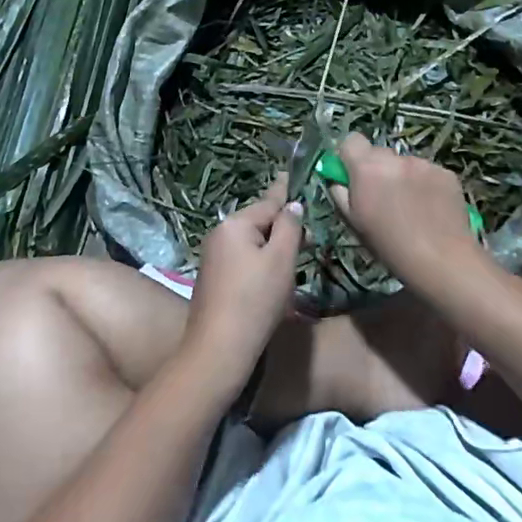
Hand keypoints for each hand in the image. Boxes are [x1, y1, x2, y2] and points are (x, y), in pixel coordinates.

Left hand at [183, 176, 304, 391]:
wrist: (220, 345)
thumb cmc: (256, 299)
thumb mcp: (281, 259)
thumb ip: (289, 227)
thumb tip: (292, 205)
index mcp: (233, 224)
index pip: (269, 203)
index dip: (288, 196)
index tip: (295, 176)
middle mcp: (218, 233)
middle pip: (258, 222)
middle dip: (282, 227)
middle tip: (309, 237)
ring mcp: (212, 256)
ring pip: (251, 242)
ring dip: (272, 247)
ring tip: (295, 258)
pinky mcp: (212, 277)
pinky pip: (242, 259)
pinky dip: (259, 262)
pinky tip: (272, 278)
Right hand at [328, 132, 489, 288]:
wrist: (441, 259)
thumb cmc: (388, 245)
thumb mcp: (352, 222)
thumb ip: (339, 192)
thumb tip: (338, 179)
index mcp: (367, 168)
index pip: (351, 140)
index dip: (349, 156)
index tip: (352, 177)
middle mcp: (396, 158)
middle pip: (379, 152)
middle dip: (376, 169)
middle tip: (381, 197)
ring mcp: (424, 164)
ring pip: (404, 163)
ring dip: (402, 177)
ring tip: (410, 207)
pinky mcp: (447, 173)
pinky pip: (427, 172)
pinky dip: (424, 185)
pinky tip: (429, 209)